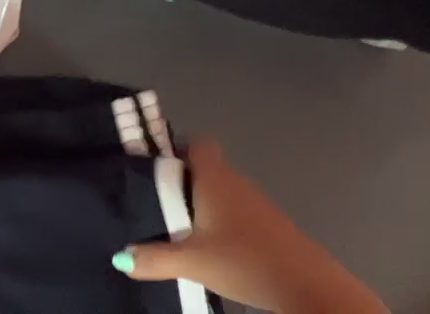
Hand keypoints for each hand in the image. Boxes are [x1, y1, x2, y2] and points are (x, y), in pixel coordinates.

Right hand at [116, 142, 387, 313]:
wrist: (310, 288)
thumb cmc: (245, 260)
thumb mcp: (192, 262)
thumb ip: (154, 258)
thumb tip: (119, 256)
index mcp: (214, 177)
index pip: (196, 141)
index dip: (177, 147)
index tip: (156, 166)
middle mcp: (235, 181)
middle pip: (205, 169)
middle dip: (183, 183)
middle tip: (158, 203)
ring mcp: (257, 203)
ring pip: (222, 192)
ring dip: (204, 206)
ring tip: (180, 230)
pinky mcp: (271, 226)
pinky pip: (238, 213)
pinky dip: (223, 223)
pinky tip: (214, 249)